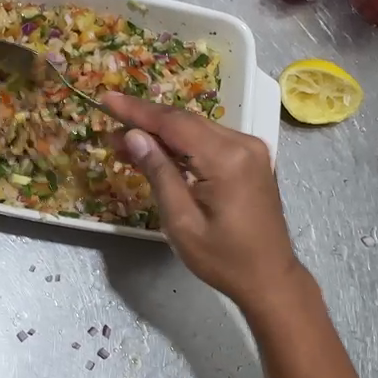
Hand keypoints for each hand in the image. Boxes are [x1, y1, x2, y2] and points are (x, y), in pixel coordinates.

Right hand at [104, 93, 307, 305]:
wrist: (269, 278)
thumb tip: (133, 136)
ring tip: (126, 142)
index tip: (107, 99)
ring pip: (197, 129)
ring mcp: (251, 150)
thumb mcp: (181, 222)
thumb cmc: (223, 259)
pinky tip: (159, 152)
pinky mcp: (252, 160)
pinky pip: (210, 141)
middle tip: (109, 126)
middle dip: (146, 122)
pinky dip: (182, 144)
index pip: (173, 123)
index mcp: (226, 159)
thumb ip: (159, 173)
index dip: (137, 111)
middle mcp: (243, 144)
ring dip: (162, 133)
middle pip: (186, 121)